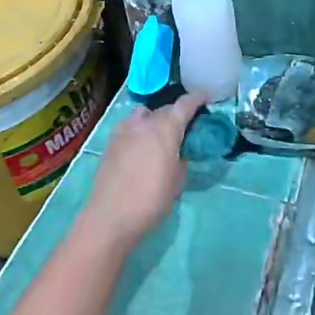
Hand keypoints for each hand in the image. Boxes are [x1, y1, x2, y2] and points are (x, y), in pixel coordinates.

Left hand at [76, 93, 205, 248]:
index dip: (196, 99)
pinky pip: (129, 125)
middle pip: (164, 109)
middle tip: (184, 127)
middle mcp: (144, 123)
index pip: (184, 105)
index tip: (204, 99)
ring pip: (143, 114)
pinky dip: (138, 128)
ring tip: (158, 134)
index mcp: (165, 129)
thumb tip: (178, 153)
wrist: (111, 215)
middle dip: (176, 113)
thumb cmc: (151, 200)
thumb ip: (181, 160)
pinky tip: (139, 145)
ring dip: (154, 118)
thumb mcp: (177, 182)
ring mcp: (123, 130)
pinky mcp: (110, 142)